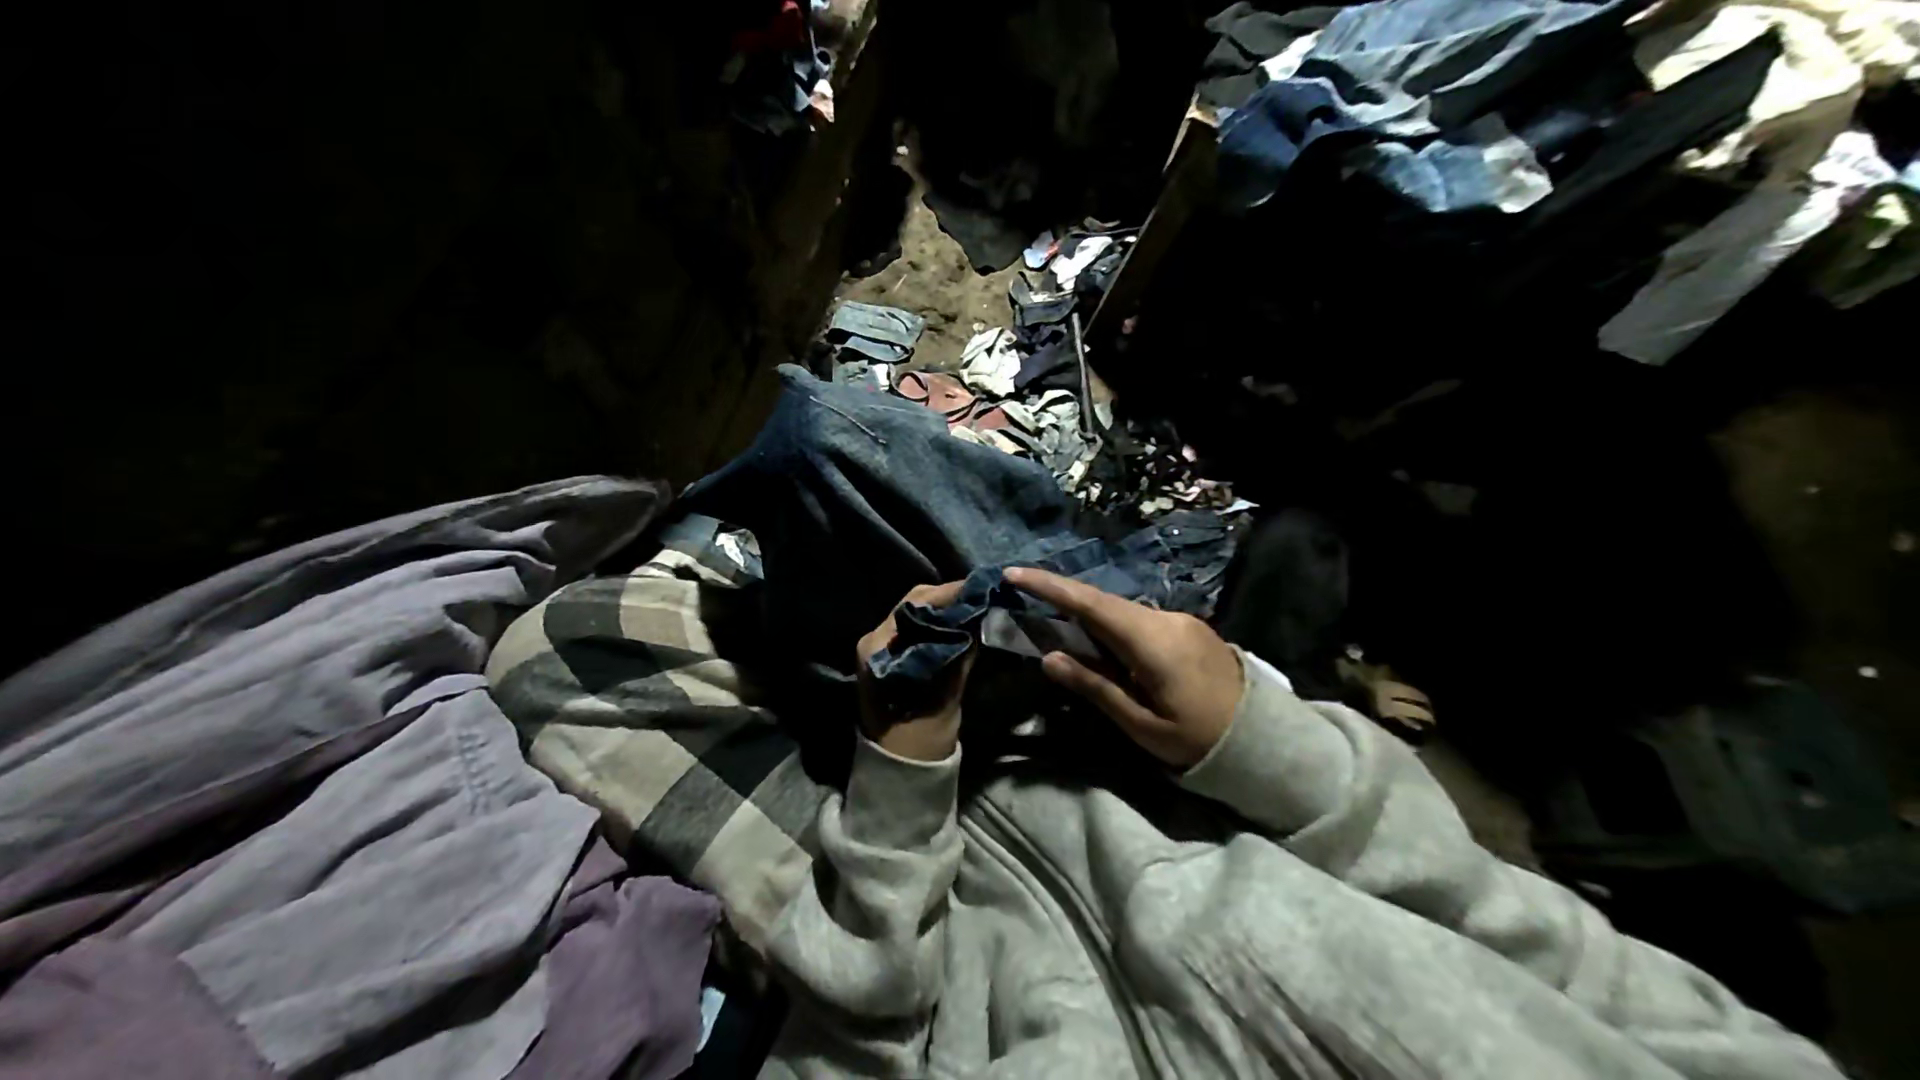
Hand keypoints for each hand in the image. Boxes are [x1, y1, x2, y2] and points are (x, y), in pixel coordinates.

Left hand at [856, 582, 971, 761]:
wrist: (900, 772)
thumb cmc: (917, 739)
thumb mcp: (942, 696)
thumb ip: (957, 654)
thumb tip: (977, 617)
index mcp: (878, 647)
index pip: (914, 604)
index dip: (947, 593)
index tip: (978, 587)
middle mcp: (876, 641)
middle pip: (915, 604)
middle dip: (947, 597)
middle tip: (981, 595)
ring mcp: (883, 650)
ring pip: (918, 615)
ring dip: (945, 608)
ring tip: (977, 605)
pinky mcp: (895, 660)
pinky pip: (919, 631)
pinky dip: (941, 624)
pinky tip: (964, 624)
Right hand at [1004, 567, 1241, 767]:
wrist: (1263, 739)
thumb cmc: (1198, 739)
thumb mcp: (1142, 725)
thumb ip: (1095, 687)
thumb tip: (1049, 658)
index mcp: (1152, 642)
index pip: (1091, 605)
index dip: (1050, 587)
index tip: (1014, 573)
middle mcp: (1166, 619)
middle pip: (1103, 601)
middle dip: (1062, 595)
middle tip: (1024, 592)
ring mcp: (1180, 620)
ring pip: (1121, 609)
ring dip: (1088, 612)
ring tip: (1057, 622)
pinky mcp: (1188, 628)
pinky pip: (1139, 618)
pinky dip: (1111, 624)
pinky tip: (1100, 641)